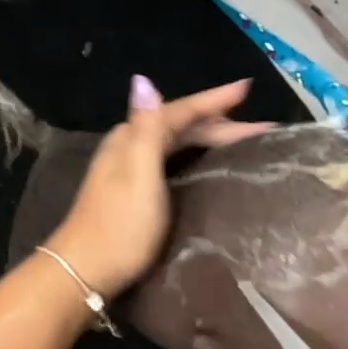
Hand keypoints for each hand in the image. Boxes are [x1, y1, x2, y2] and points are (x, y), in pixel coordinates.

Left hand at [44, 75, 273, 297]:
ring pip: (176, 142)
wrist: (84, 270)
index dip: (212, 100)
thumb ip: (147, 129)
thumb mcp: (139, 174)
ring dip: (208, 137)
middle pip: (178, 125)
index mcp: (130, 138)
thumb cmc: (120, 225)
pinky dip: (194, 154)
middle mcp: (128, 146)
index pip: (177, 110)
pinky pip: (171, 159)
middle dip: (219, 121)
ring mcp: (128, 168)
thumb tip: (142, 78)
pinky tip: (207, 162)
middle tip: (263, 127)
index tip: (247, 88)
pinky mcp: (132, 190)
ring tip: (244, 140)